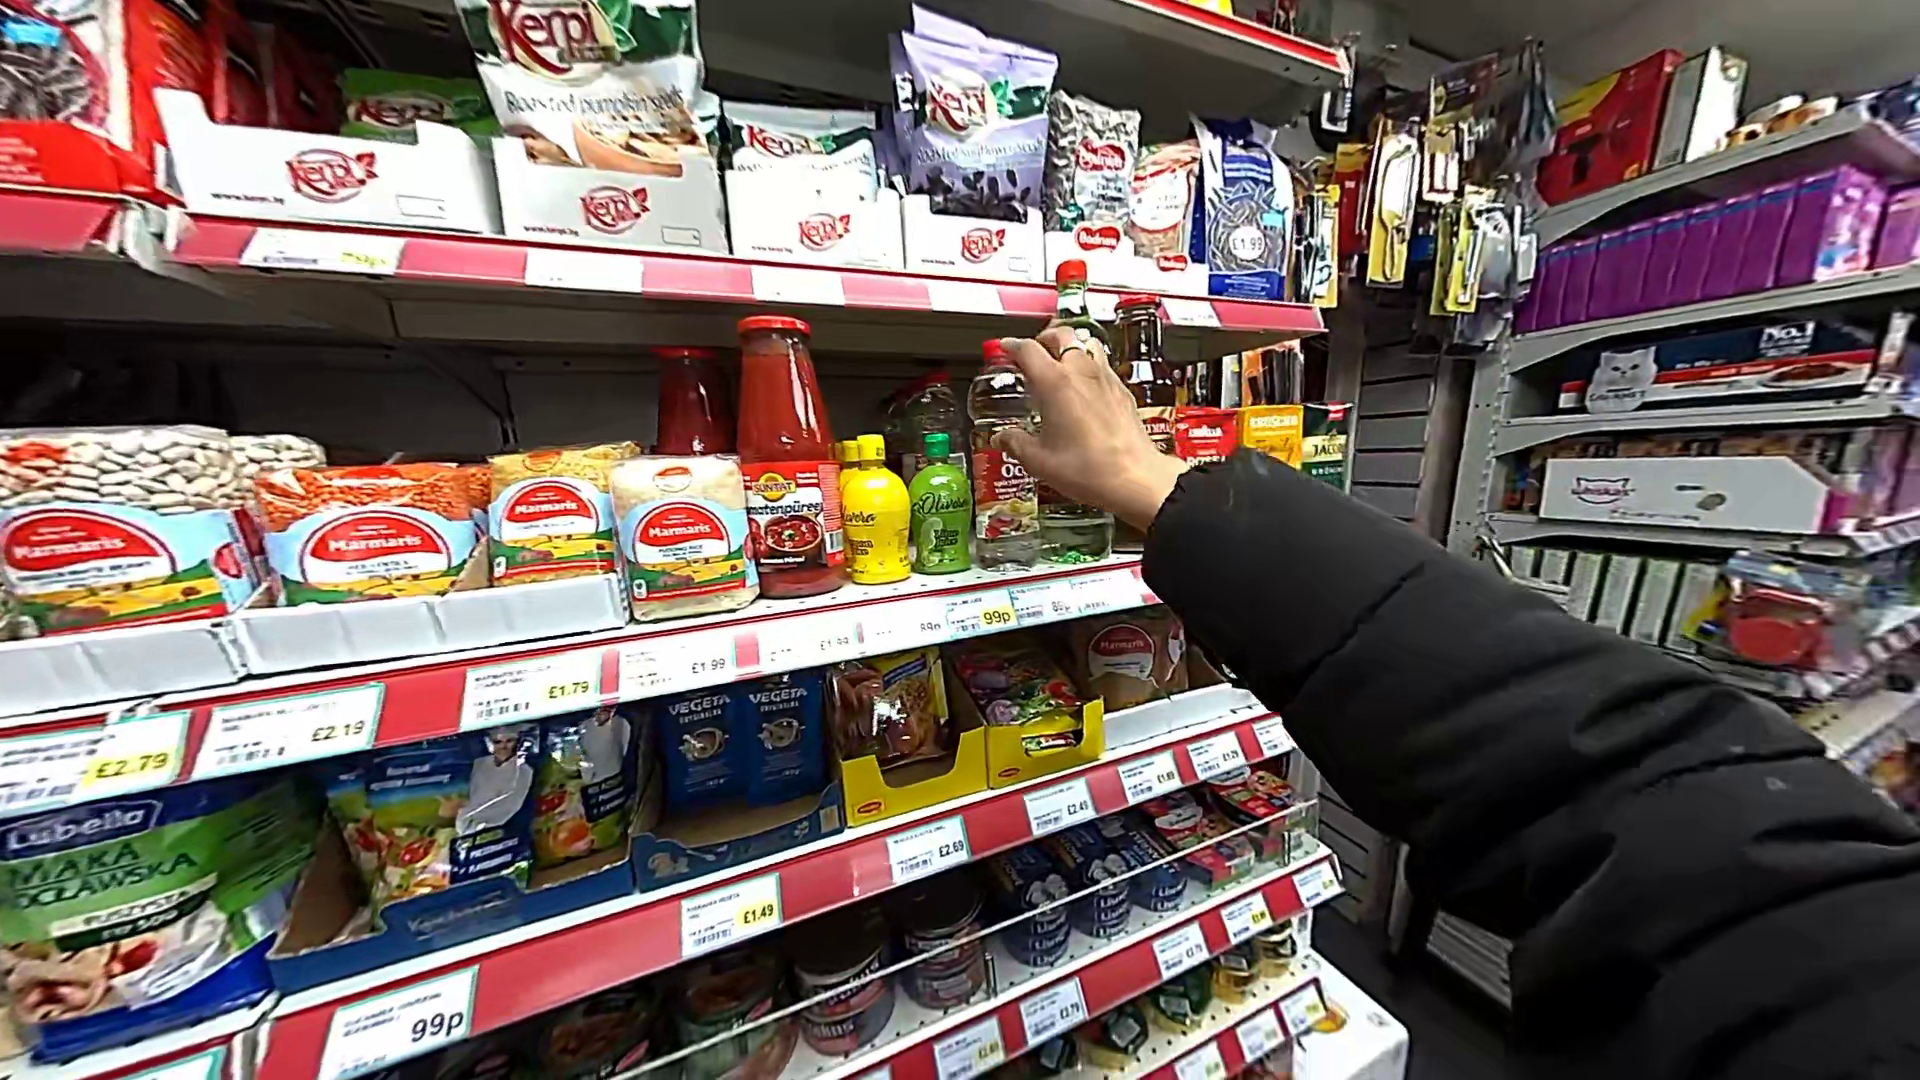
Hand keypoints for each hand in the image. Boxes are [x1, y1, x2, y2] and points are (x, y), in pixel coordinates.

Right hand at [991, 327, 1188, 530]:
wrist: (1133, 478)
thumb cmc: (1089, 469)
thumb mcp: (1038, 460)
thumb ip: (1015, 443)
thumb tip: (1002, 438)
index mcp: (1055, 383)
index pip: (1028, 349)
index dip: (1011, 345)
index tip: (1005, 348)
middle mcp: (1082, 373)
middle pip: (1061, 335)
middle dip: (1042, 339)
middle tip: (1032, 352)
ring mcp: (1105, 379)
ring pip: (1085, 343)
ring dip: (1069, 347)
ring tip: (1058, 363)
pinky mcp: (1122, 391)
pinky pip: (1103, 364)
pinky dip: (1088, 365)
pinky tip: (1083, 387)